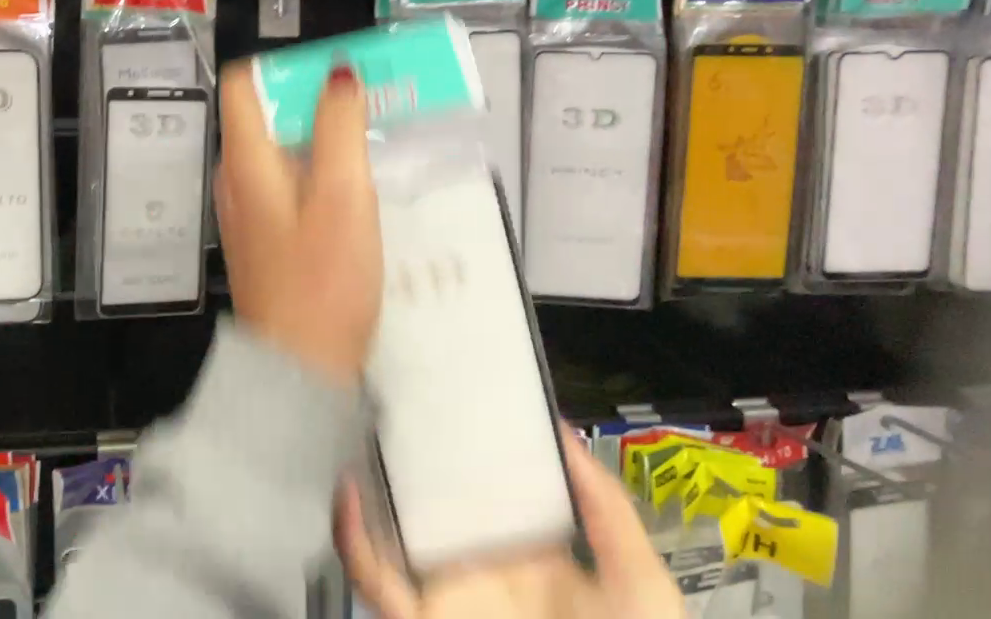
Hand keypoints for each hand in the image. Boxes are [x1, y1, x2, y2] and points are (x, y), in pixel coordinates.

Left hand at [216, 61, 381, 383]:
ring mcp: (245, 210)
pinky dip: (316, 174)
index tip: (333, 73)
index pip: (242, 85)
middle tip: (367, 105)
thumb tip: (338, 73)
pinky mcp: (263, 237)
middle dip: (313, 102)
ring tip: (371, 144)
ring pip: (279, 151)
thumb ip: (340, 127)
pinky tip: (355, 192)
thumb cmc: (323, 279)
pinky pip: (285, 184)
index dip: (284, 68)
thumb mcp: (344, 195)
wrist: (299, 368)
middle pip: (264, 115)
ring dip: (320, 139)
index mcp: (244, 160)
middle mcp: (234, 178)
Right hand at [339, 431, 684, 618]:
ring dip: (365, 491)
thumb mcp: (640, 586)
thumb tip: (558, 428)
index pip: (485, 491)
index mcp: (526, 556)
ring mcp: (444, 596)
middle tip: (386, 402)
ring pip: (386, 537)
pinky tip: (350, 493)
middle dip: (399, 457)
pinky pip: (374, 579)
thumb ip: (607, 510)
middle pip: (425, 505)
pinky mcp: (420, 618)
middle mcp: (477, 568)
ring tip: (359, 437)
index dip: (464, 447)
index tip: (446, 395)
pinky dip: (353, 537)